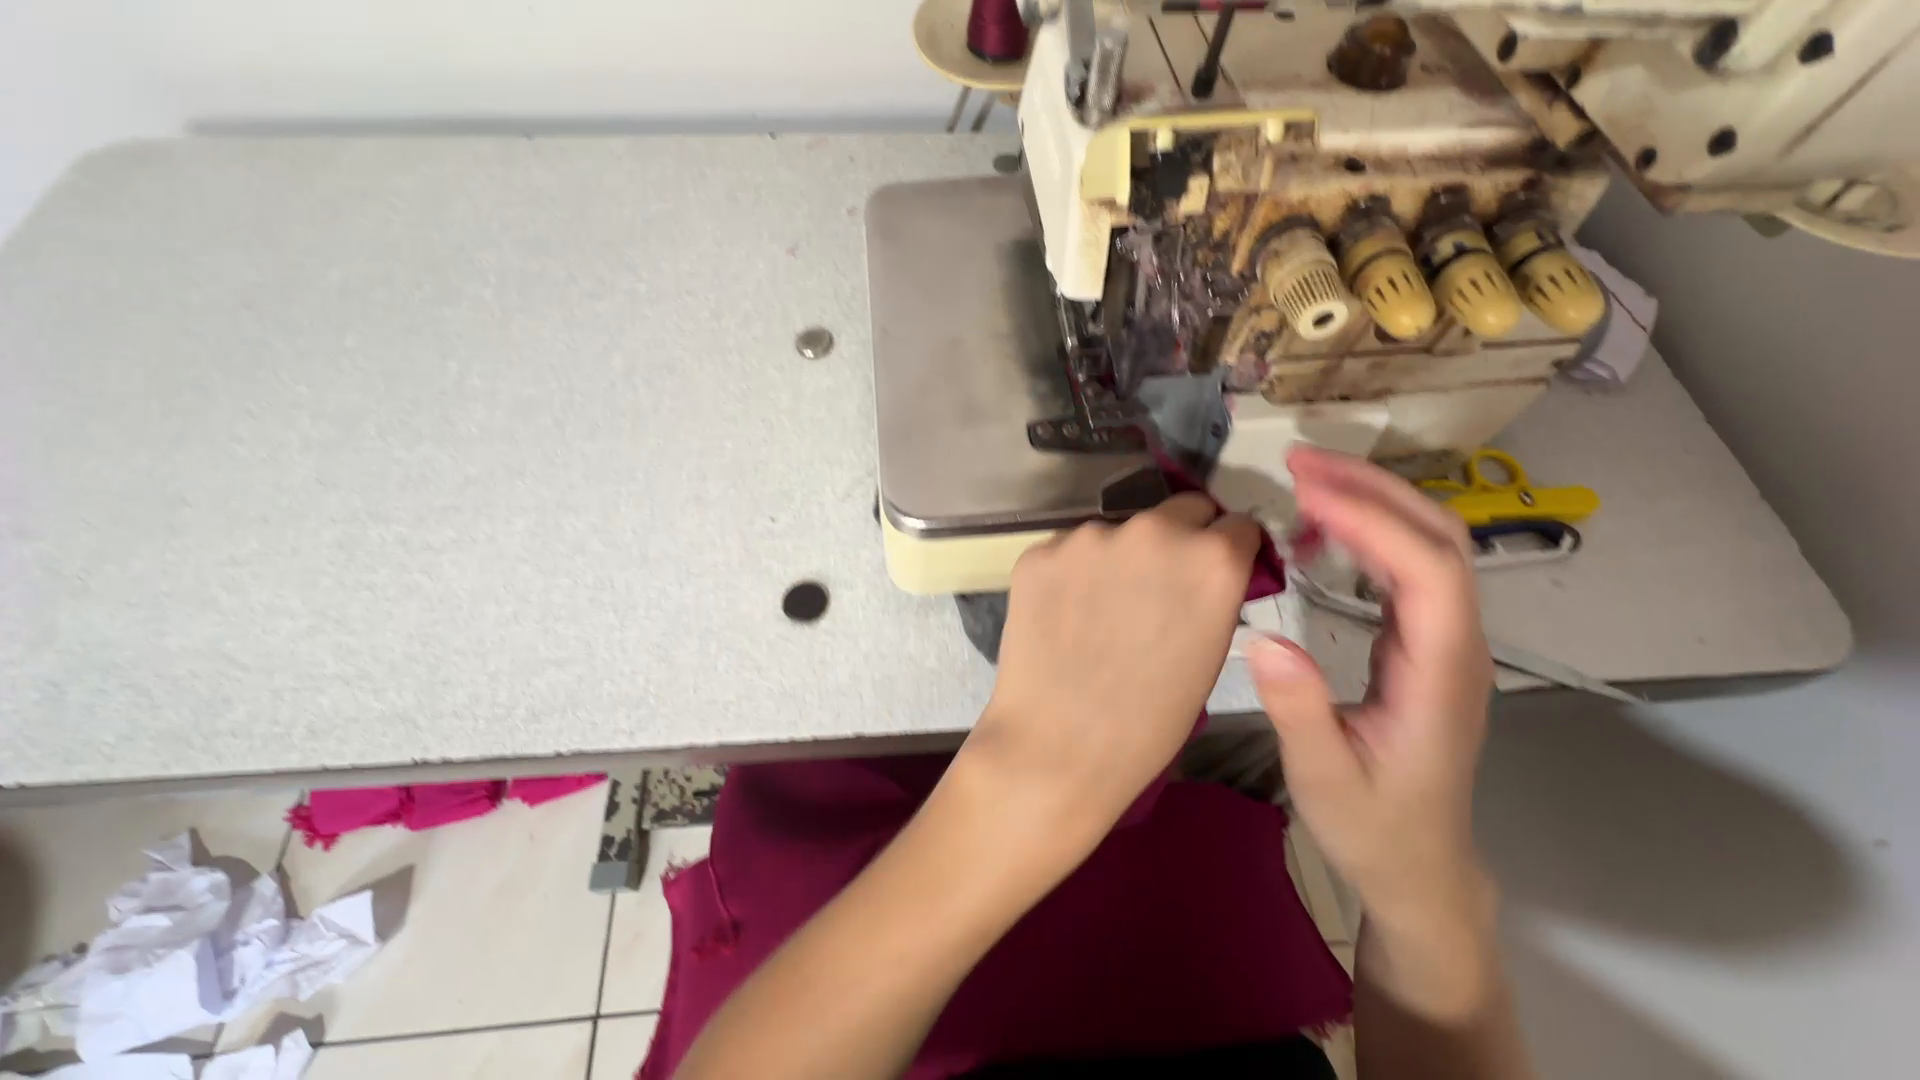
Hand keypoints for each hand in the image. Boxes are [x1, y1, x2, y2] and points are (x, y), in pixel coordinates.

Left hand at [963, 492, 1261, 851]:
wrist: (1059, 745)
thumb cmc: (1150, 721)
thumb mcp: (1210, 654)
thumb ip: (1213, 597)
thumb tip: (1206, 577)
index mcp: (1212, 558)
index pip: (1238, 526)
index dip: (1231, 550)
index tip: (1219, 572)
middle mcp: (1154, 530)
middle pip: (1182, 510)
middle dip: (1183, 537)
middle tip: (1163, 583)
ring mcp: (1090, 536)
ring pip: (1120, 530)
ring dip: (1122, 555)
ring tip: (1103, 609)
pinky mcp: (1040, 551)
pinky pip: (1070, 551)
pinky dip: (1074, 572)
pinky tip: (1065, 614)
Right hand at [1248, 445, 1495, 936]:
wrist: (1419, 864)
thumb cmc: (1374, 827)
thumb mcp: (1323, 779)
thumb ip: (1299, 711)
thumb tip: (1261, 638)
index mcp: (1442, 674)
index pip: (1428, 571)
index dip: (1373, 520)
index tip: (1305, 493)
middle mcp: (1457, 644)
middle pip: (1440, 538)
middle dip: (1374, 488)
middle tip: (1298, 464)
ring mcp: (1446, 641)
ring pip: (1428, 544)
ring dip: (1371, 502)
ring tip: (1302, 484)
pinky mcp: (1425, 643)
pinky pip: (1406, 567)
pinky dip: (1364, 534)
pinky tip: (1316, 534)